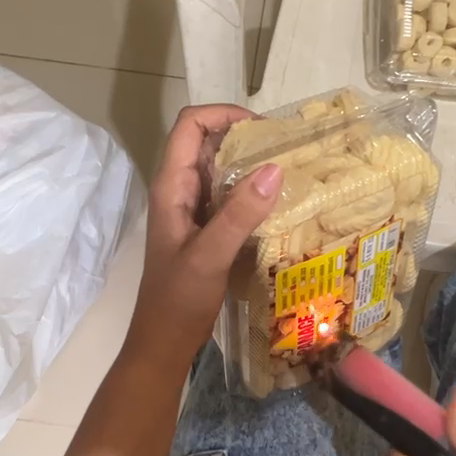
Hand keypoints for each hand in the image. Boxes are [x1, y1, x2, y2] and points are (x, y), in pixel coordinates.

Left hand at [125, 104, 281, 367]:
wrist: (165, 341)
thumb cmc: (179, 300)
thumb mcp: (210, 255)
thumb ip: (239, 214)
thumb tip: (275, 168)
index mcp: (171, 187)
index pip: (190, 126)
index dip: (223, 114)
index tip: (263, 128)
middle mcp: (180, 191)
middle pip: (208, 142)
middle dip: (244, 137)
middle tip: (287, 147)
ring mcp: (193, 211)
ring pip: (221, 171)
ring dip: (251, 165)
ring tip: (291, 169)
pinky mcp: (207, 230)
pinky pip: (230, 198)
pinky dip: (252, 192)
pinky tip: (280, 203)